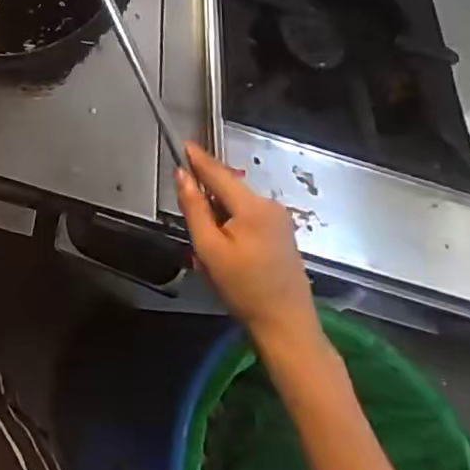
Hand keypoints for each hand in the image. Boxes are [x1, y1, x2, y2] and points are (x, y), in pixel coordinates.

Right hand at [175, 141, 318, 343]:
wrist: (287, 325)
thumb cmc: (243, 288)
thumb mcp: (209, 248)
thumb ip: (194, 207)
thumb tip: (182, 175)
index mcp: (253, 206)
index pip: (219, 173)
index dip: (199, 159)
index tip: (185, 143)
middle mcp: (270, 206)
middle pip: (229, 189)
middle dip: (206, 197)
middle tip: (188, 219)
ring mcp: (280, 220)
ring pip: (237, 205)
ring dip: (218, 215)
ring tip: (206, 248)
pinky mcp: (283, 234)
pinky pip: (249, 217)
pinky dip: (231, 224)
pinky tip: (225, 250)